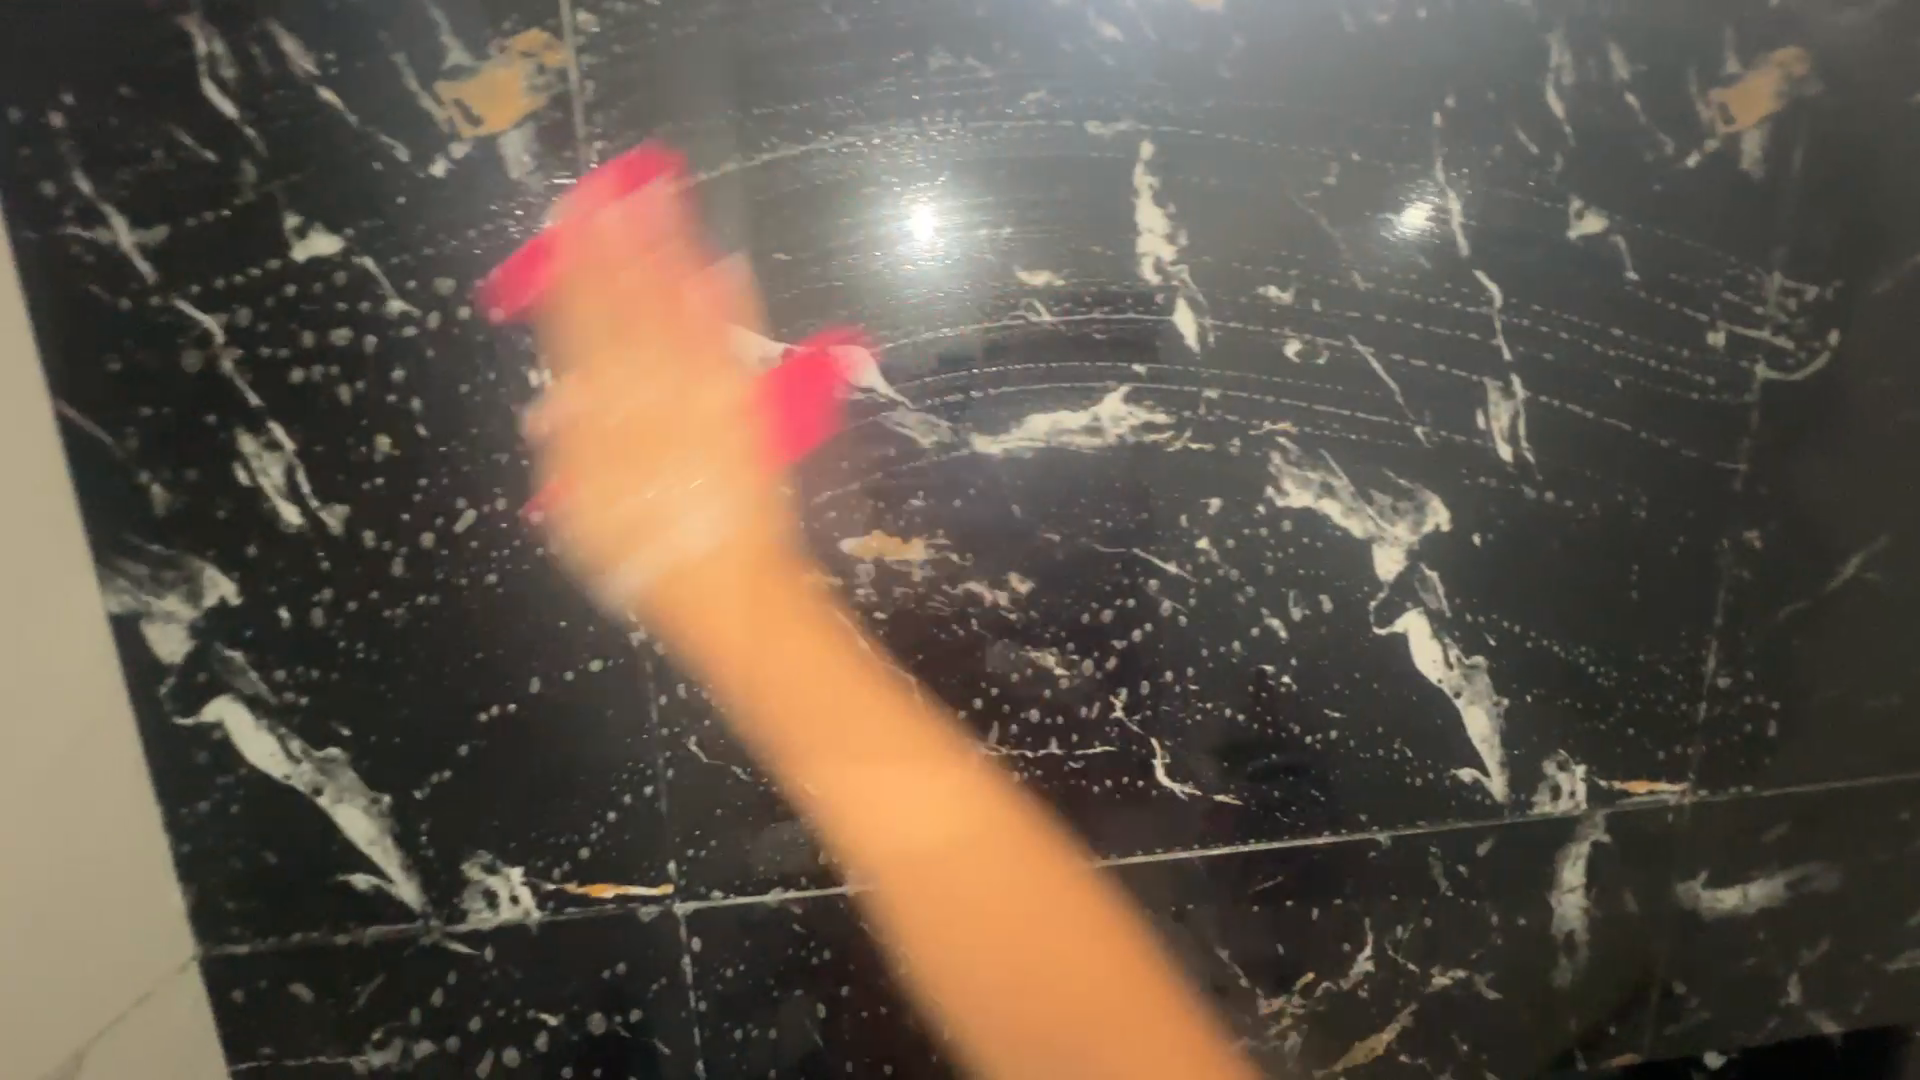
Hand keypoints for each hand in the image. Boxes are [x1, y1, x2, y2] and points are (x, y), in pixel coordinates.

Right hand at [522, 169, 811, 645]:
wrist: (727, 586)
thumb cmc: (649, 561)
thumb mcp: (584, 516)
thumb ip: (569, 454)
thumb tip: (552, 407)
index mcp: (603, 423)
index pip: (580, 332)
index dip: (574, 274)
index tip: (570, 221)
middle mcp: (651, 401)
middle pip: (628, 312)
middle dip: (619, 248)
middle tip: (614, 187)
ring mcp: (704, 402)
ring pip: (680, 318)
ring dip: (671, 257)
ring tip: (665, 200)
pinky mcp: (746, 412)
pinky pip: (735, 352)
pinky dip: (732, 309)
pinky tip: (728, 266)